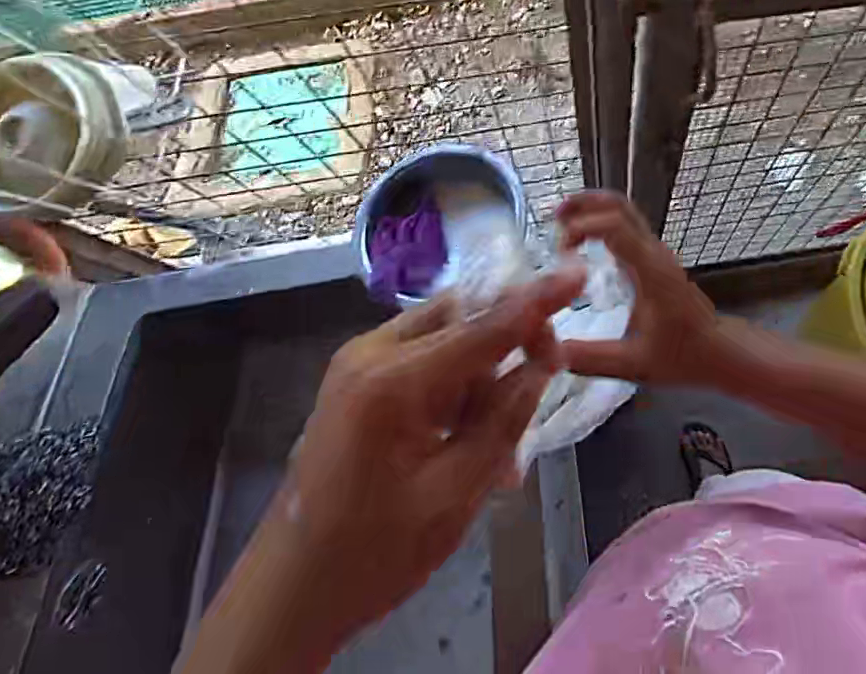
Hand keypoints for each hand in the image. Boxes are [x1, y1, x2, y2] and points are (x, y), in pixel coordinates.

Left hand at [186, 268, 583, 673]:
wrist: (287, 590)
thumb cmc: (373, 553)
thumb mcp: (455, 493)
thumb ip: (503, 419)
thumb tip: (541, 364)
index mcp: (392, 382)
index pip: (484, 327)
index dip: (538, 300)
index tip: (578, 274)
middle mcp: (371, 352)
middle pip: (464, 317)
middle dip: (510, 341)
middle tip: (543, 377)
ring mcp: (360, 361)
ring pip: (448, 337)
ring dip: (484, 375)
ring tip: (500, 445)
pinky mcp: (359, 377)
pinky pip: (426, 358)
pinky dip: (458, 385)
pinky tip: (469, 434)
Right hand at [555, 189, 725, 385]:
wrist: (719, 351)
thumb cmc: (683, 356)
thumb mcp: (635, 365)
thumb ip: (593, 359)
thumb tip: (553, 351)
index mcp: (650, 272)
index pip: (616, 227)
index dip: (584, 226)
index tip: (562, 250)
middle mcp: (653, 253)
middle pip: (620, 206)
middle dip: (585, 203)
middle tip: (555, 218)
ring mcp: (655, 252)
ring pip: (624, 211)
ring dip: (592, 209)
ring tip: (562, 226)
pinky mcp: (653, 257)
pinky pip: (625, 226)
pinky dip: (600, 221)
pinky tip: (581, 241)